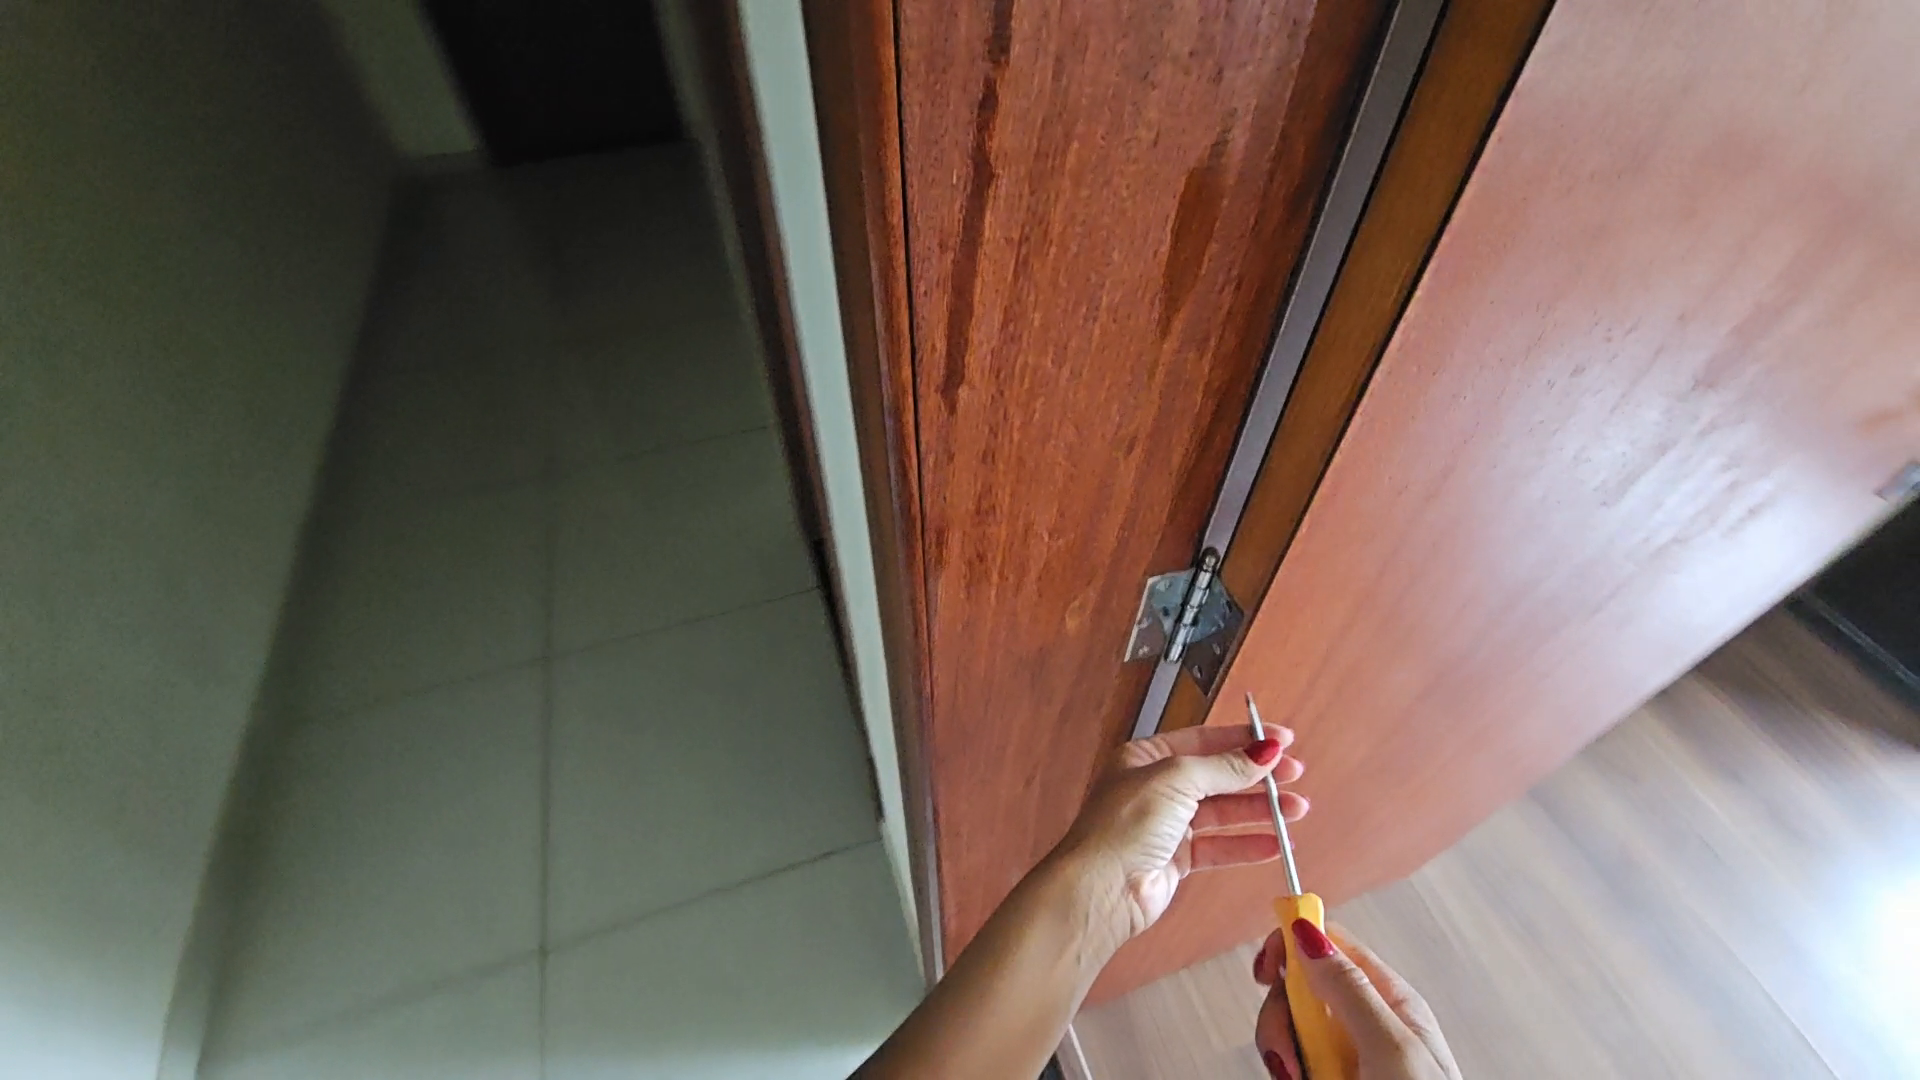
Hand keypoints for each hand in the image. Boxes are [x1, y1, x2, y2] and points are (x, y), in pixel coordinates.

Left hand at [1048, 725, 1307, 959]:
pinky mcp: (1177, 859)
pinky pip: (1219, 847)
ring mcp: (1167, 824)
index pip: (1202, 741)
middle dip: (1256, 775)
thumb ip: (1223, 767)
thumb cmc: (1127, 823)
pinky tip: (1277, 844)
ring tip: (1297, 810)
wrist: (1103, 887)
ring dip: (1259, 811)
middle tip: (1296, 775)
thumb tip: (1265, 751)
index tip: (1283, 739)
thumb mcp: (1177, 780)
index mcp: (1146, 757)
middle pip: (1216, 776)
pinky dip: (1247, 844)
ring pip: (1222, 812)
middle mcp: (1156, 787)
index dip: (1243, 739)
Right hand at [1252, 921, 1462, 1079]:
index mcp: (1390, 1002)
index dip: (1291, 944)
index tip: (1266, 970)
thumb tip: (1306, 929)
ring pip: (1289, 1024)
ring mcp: (1345, 1055)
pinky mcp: (1327, 1078)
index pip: (1330, 944)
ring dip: (1282, 1048)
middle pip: (1299, 985)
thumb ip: (1348, 989)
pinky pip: (1291, 1059)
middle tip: (1287, 1052)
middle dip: (1281, 1014)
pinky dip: (1287, 1071)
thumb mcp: (1392, 1051)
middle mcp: (1364, 1021)